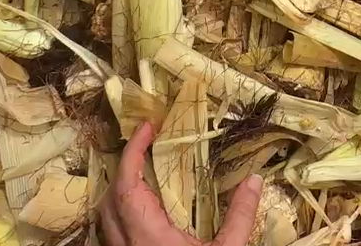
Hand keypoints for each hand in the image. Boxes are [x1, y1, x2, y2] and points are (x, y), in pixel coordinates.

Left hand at [104, 121, 263, 245]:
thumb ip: (238, 218)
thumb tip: (255, 179)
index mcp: (147, 237)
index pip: (126, 185)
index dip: (132, 152)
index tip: (148, 126)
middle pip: (108, 201)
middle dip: (124, 169)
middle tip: (148, 147)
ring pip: (104, 222)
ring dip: (119, 194)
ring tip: (145, 176)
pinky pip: (110, 239)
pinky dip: (121, 218)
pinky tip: (144, 217)